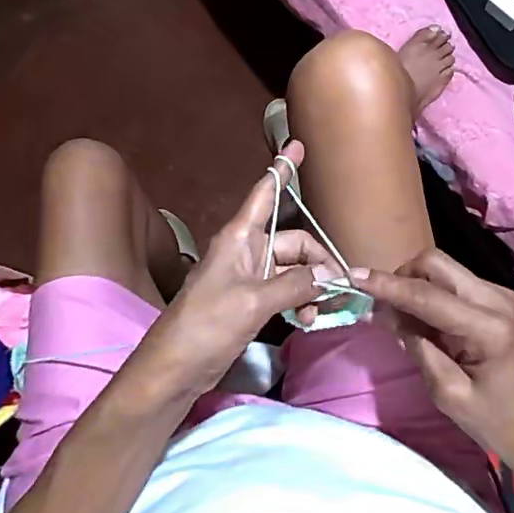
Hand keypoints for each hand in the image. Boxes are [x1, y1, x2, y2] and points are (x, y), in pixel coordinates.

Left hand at [129, 142, 328, 399]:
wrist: (174, 368)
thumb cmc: (207, 325)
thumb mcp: (253, 302)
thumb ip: (295, 284)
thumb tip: (330, 276)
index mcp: (240, 237)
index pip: (265, 193)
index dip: (282, 169)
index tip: (298, 144)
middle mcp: (247, 250)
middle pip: (294, 241)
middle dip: (319, 261)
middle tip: (339, 287)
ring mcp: (249, 277)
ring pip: (294, 269)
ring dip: (311, 287)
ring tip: (319, 312)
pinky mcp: (251, 301)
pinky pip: (286, 290)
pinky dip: (300, 302)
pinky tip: (307, 320)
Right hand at [354, 250, 513, 469]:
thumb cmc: (492, 420)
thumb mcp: (446, 393)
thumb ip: (417, 346)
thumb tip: (387, 312)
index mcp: (489, 329)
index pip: (428, 296)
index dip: (388, 285)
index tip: (354, 276)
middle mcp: (498, 299)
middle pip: (436, 263)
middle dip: (402, 277)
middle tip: (385, 308)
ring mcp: (501, 293)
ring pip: (443, 267)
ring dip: (415, 284)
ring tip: (404, 319)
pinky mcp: (498, 296)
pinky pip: (453, 280)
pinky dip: (430, 292)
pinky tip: (426, 321)